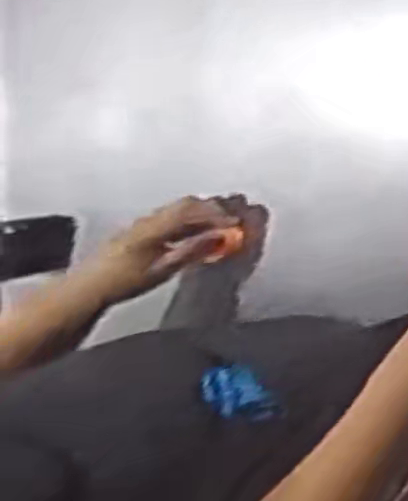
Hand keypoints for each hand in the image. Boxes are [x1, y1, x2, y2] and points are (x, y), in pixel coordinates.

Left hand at [66, 196, 240, 307]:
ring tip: (216, 223)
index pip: (194, 210)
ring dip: (202, 212)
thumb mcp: (162, 269)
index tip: (237, 223)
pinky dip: (189, 218)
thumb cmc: (121, 283)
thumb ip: (194, 250)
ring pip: (178, 208)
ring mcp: (139, 225)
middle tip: (231, 218)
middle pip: (187, 204)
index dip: (220, 214)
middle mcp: (147, 221)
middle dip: (214, 208)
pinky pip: (169, 216)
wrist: (78, 296)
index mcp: (154, 228)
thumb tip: (224, 235)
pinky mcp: (136, 232)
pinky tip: (194, 230)